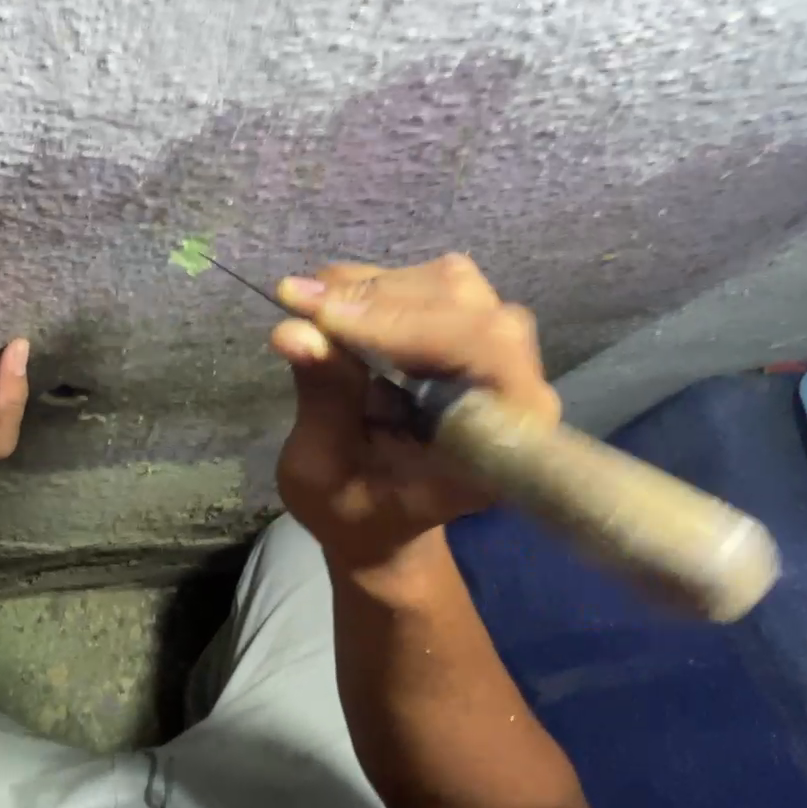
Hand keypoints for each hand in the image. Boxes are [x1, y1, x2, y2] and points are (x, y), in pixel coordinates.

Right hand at [268, 253, 559, 571]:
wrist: (377, 521)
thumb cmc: (351, 511)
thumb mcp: (319, 472)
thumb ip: (321, 402)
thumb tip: (294, 330)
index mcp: (495, 442)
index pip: (478, 351)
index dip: (401, 323)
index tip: (322, 319)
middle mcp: (513, 388)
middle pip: (464, 307)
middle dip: (376, 299)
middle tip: (299, 301)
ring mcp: (496, 357)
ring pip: (450, 286)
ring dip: (374, 288)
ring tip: (310, 304)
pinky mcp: (467, 337)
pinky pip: (433, 287)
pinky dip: (375, 287)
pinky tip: (329, 303)